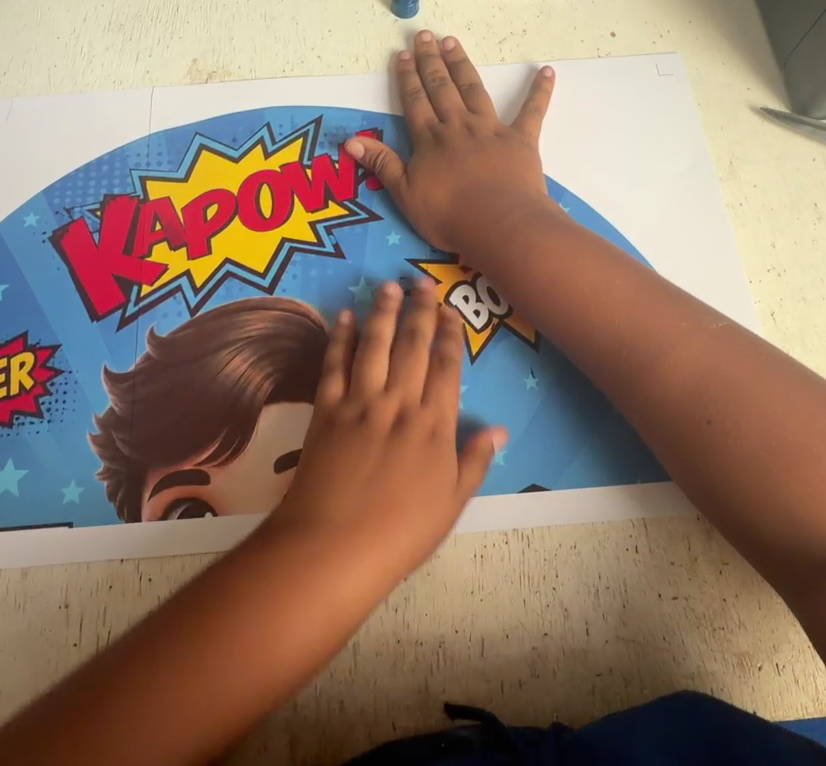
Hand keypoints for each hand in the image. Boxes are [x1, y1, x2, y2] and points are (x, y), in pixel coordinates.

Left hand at [260, 278, 504, 584]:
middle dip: (419, 310)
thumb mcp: (452, 503)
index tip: (451, 311)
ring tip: (388, 285)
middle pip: (412, 346)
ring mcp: (360, 403)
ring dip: (382, 312)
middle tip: (420, 280)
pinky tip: (344, 317)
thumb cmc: (400, 533)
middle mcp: (399, 403)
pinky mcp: (326, 410)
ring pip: (374, 345)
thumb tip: (500, 429)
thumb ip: (474, 461)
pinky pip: (334, 365)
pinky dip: (340, 338)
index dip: (450, 336)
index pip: (447, 368)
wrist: (334, 546)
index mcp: (435, 425)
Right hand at [344, 31, 561, 259]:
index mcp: (430, 140)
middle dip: (431, 61)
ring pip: (474, 90)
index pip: (414, 102)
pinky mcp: (521, 140)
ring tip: (453, 42)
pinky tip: (546, 71)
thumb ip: (381, 164)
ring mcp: (491, 130)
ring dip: (462, 65)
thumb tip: (350, 141)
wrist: (498, 224)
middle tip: (425, 35)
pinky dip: (540, 91)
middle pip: (441, 88)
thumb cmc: (448, 216)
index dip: (407, 78)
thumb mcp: (405, 194)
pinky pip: (532, 111)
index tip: (402, 54)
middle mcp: (458, 126)